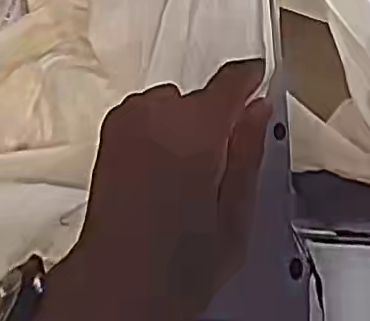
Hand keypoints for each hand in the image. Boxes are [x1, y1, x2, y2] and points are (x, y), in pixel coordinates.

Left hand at [40, 60, 271, 320]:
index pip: (232, 79)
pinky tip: (160, 171)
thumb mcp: (235, 218)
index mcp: (198, 129)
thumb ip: (250, 151)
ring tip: (183, 176)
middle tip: (218, 166)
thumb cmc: (172, 268)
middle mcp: (161, 114)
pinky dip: (157, 130)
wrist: (115, 291)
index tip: (257, 80)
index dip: (250, 78)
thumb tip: (258, 110)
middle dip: (215, 121)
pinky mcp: (111, 131)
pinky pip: (147, 114)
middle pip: (202, 96)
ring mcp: (131, 120)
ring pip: (174, 104)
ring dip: (183, 125)